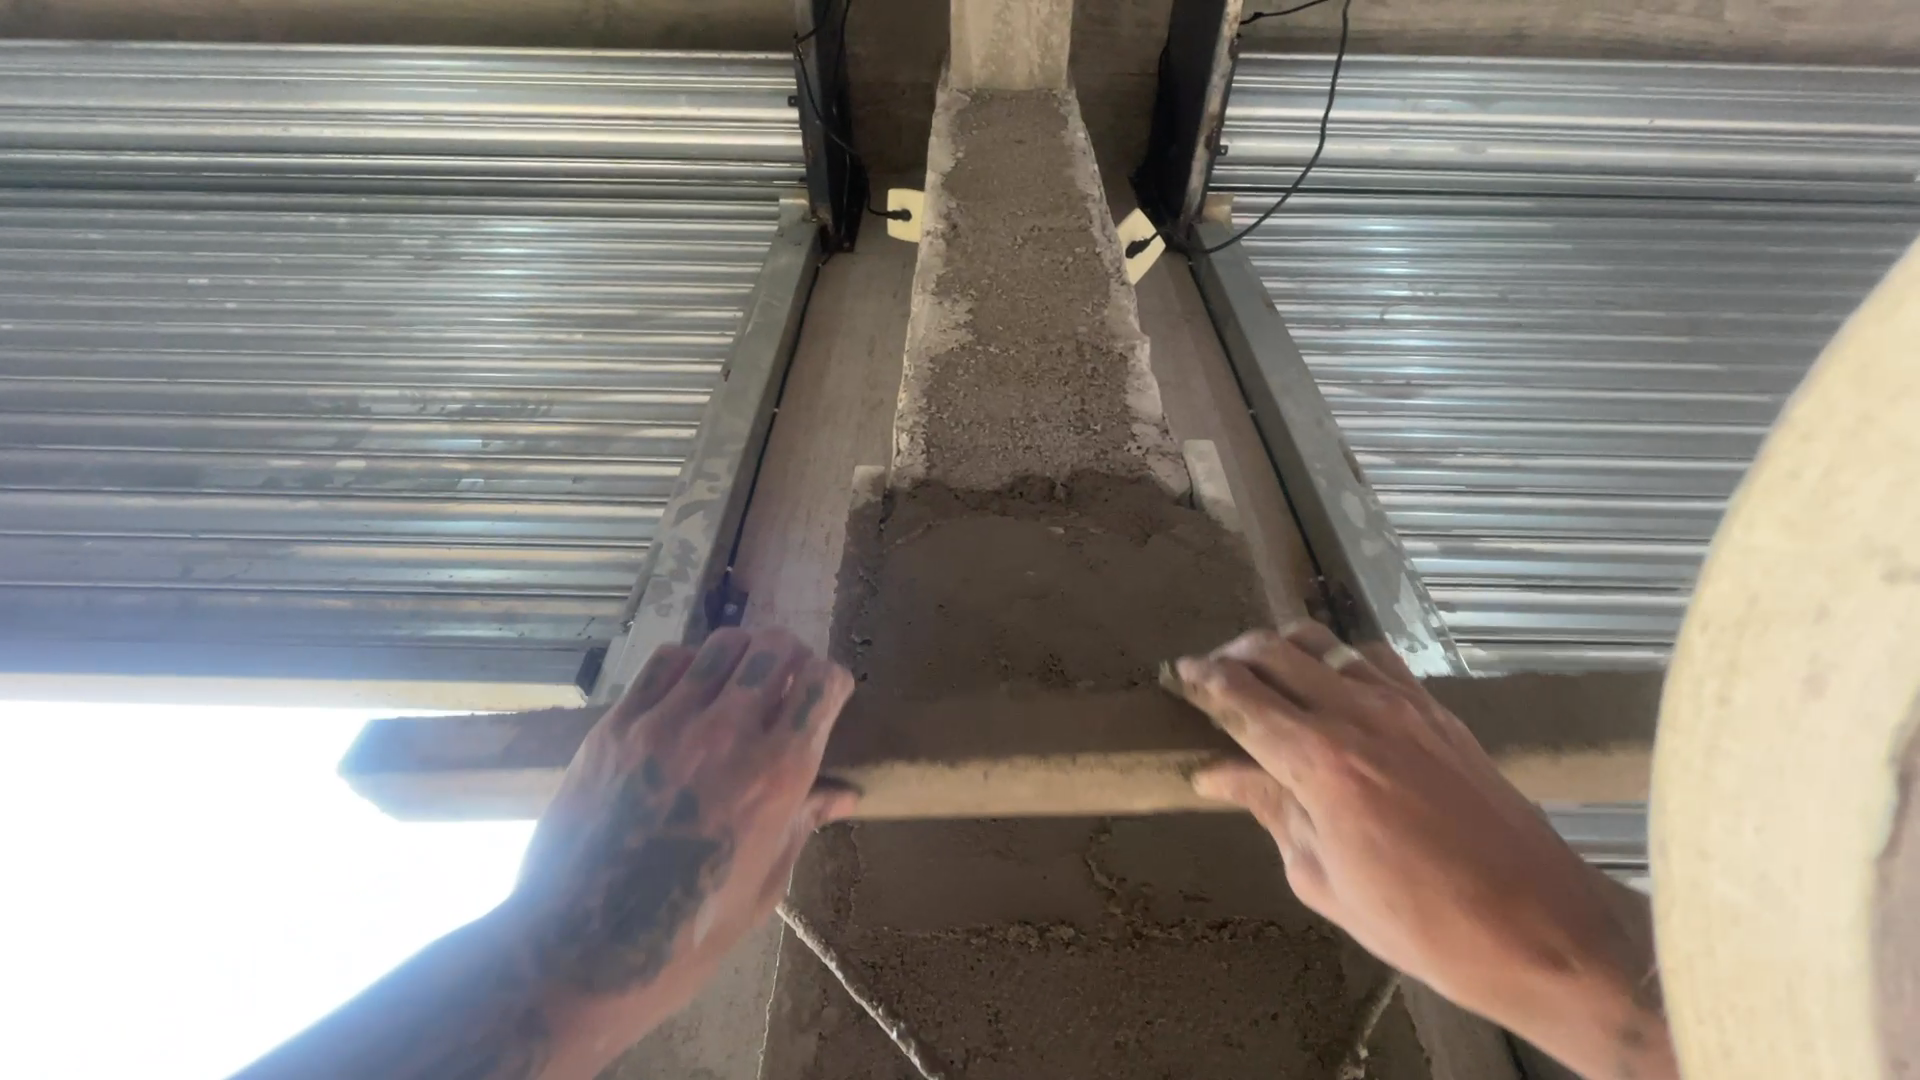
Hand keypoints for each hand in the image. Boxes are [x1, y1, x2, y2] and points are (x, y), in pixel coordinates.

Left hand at [509, 627, 855, 1072]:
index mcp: (777, 775)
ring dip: (741, 655)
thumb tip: (845, 795)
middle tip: (784, 681)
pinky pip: (664, 662)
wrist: (577, 956)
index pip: (822, 682)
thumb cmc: (688, 935)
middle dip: (790, 656)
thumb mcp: (764, 885)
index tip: (825, 695)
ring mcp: (668, 724)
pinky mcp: (618, 726)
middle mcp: (729, 734)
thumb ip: (804, 823)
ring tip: (736, 683)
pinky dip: (687, 666)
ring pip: (722, 644)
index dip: (832, 682)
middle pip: (775, 647)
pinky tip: (687, 694)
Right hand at [1173, 620, 1673, 1079]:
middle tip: (1208, 671)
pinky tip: (1331, 682)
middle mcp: (1356, 715)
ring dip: (1280, 645)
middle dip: (1230, 654)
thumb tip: (1216, 773)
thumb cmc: (1421, 924)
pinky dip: (1336, 656)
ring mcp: (1402, 704)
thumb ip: (1268, 807)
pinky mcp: (1436, 710)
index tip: (1176, 674)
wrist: (1546, 931)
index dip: (1200, 680)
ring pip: (1322, 640)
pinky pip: (1373, 656)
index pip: (1240, 697)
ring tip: (1262, 669)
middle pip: (1273, 650)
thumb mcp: (1320, 876)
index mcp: (1319, 762)